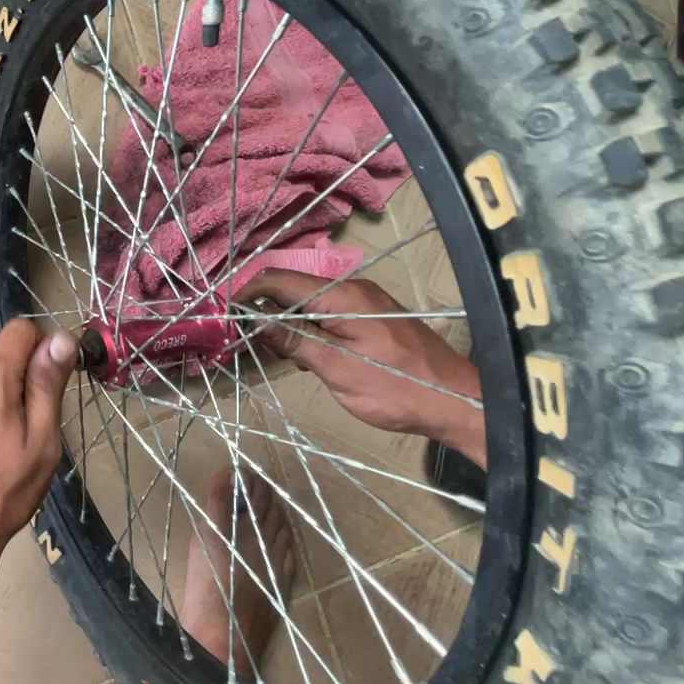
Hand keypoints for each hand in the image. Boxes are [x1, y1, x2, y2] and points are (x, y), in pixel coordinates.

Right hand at [236, 269, 484, 461]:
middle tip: (241, 337)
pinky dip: (305, 327)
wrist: (458, 402)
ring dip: (283, 321)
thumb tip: (254, 319)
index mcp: (341, 296)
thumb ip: (293, 340)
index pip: (279, 280)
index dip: (247, 293)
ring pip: (308, 303)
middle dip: (262, 308)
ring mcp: (363, 303)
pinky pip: (326, 314)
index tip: (224, 315)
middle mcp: (351, 290)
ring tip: (267, 348)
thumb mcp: (336, 368)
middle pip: (291, 289)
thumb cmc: (396, 388)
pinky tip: (300, 351)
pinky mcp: (371, 319)